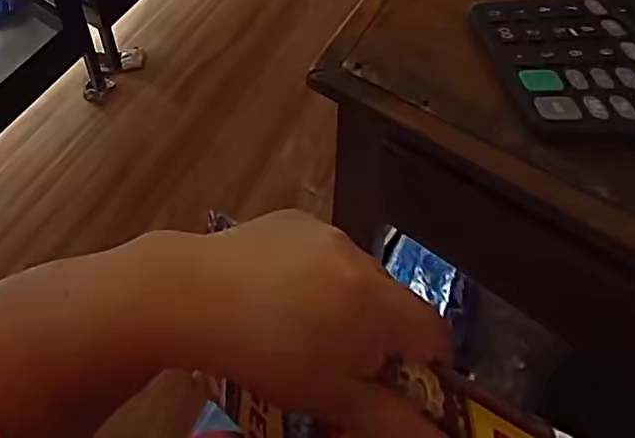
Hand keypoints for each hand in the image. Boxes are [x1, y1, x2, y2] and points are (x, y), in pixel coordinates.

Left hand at [175, 210, 452, 437]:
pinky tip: (281, 292)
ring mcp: (323, 229)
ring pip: (357, 273)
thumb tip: (437, 435)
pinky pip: (323, 249)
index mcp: (376, 299)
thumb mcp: (331, 397)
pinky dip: (318, 273)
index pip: (435, 330)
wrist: (197, 293)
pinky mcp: (293, 218)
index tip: (399, 386)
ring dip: (350, 301)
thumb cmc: (268, 353)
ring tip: (304, 325)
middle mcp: (357, 254)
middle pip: (395, 300)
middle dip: (383, 334)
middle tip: (344, 362)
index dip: (428, 365)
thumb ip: (392, 419)